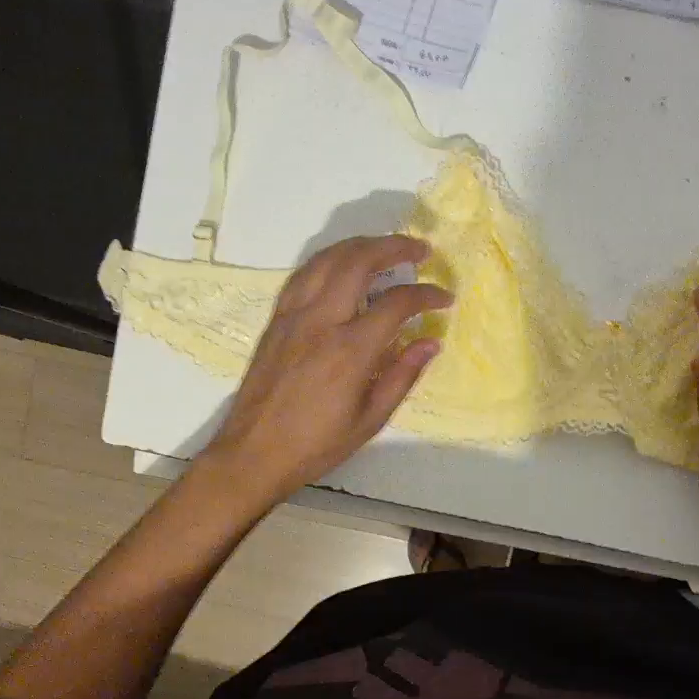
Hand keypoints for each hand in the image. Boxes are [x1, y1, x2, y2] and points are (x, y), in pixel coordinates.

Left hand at [200, 235, 452, 504]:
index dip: (427, 295)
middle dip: (395, 247)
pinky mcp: (276, 320)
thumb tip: (430, 342)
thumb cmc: (316, 446)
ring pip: (328, 258)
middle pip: (360, 261)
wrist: (254, 453)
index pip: (397, 303)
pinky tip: (343, 265)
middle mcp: (321, 321)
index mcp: (350, 351)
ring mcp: (293, 316)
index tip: (444, 299)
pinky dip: (329, 260)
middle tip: (421, 251)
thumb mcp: (370, 420)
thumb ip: (402, 376)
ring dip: (361, 245)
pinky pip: (304, 274)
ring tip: (385, 248)